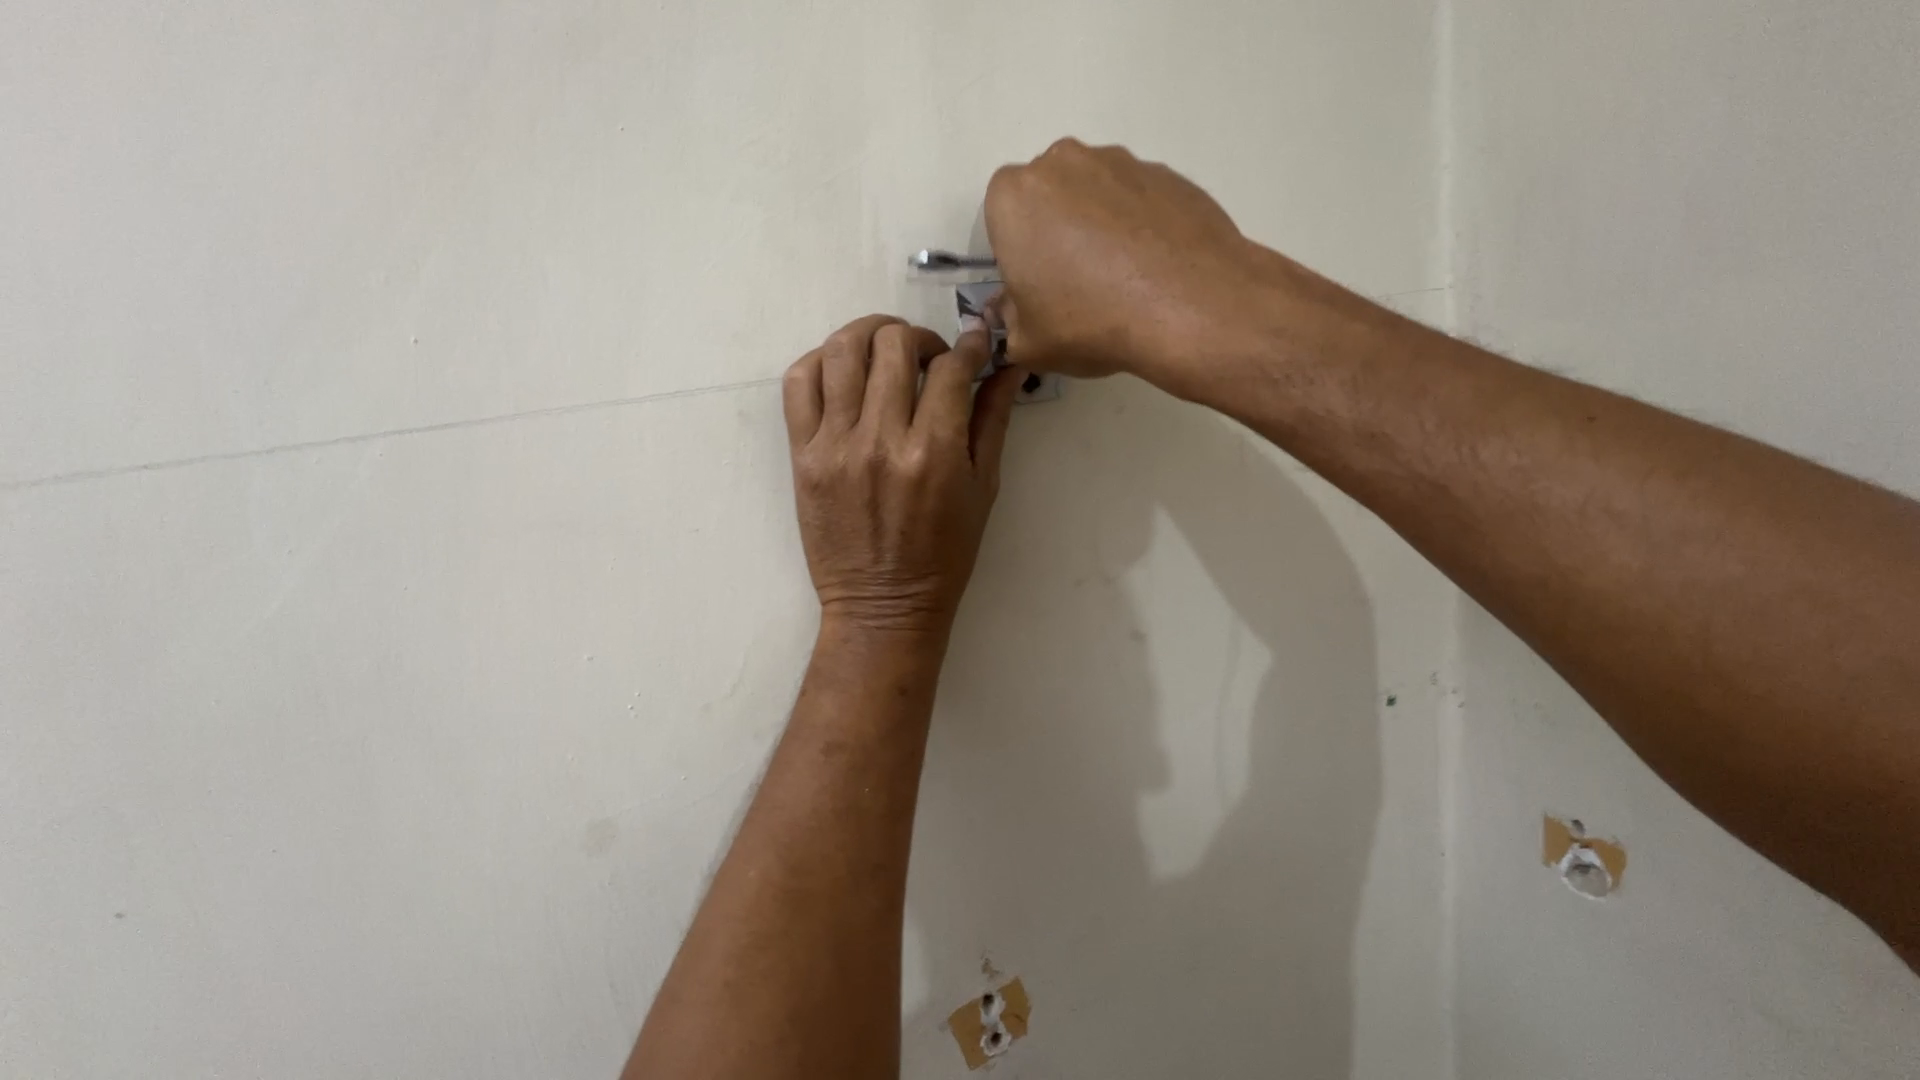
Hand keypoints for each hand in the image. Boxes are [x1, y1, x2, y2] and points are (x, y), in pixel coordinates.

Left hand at [782, 315, 1023, 635]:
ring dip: (869, 335)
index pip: (950, 367)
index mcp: (934, 452)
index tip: (971, 349)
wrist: (883, 605)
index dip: (967, 347)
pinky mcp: (802, 456)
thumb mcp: (982, 489)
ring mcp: (835, 446)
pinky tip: (842, 372)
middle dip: (919, 337)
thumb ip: (993, 421)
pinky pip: (798, 383)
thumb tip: (1006, 365)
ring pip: (842, 351)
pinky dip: (821, 361)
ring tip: (884, 353)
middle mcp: (882, 440)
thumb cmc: (944, 554)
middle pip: (893, 345)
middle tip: (927, 358)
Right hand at [985, 139, 1272, 389]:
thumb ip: (1008, 320)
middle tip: (1076, 285)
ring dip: (1098, 227)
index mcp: (1014, 197)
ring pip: (1094, 195)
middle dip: (1055, 232)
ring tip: (1121, 280)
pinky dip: (1139, 227)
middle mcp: (1062, 163)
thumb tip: (1012, 307)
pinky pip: (1138, 201)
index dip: (1016, 256)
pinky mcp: (1166, 174)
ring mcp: (1120, 162)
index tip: (1036, 287)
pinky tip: (1153, 270)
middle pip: (1048, 198)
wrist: (1188, 308)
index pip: (1000, 219)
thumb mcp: (1027, 343)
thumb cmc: (1089, 322)